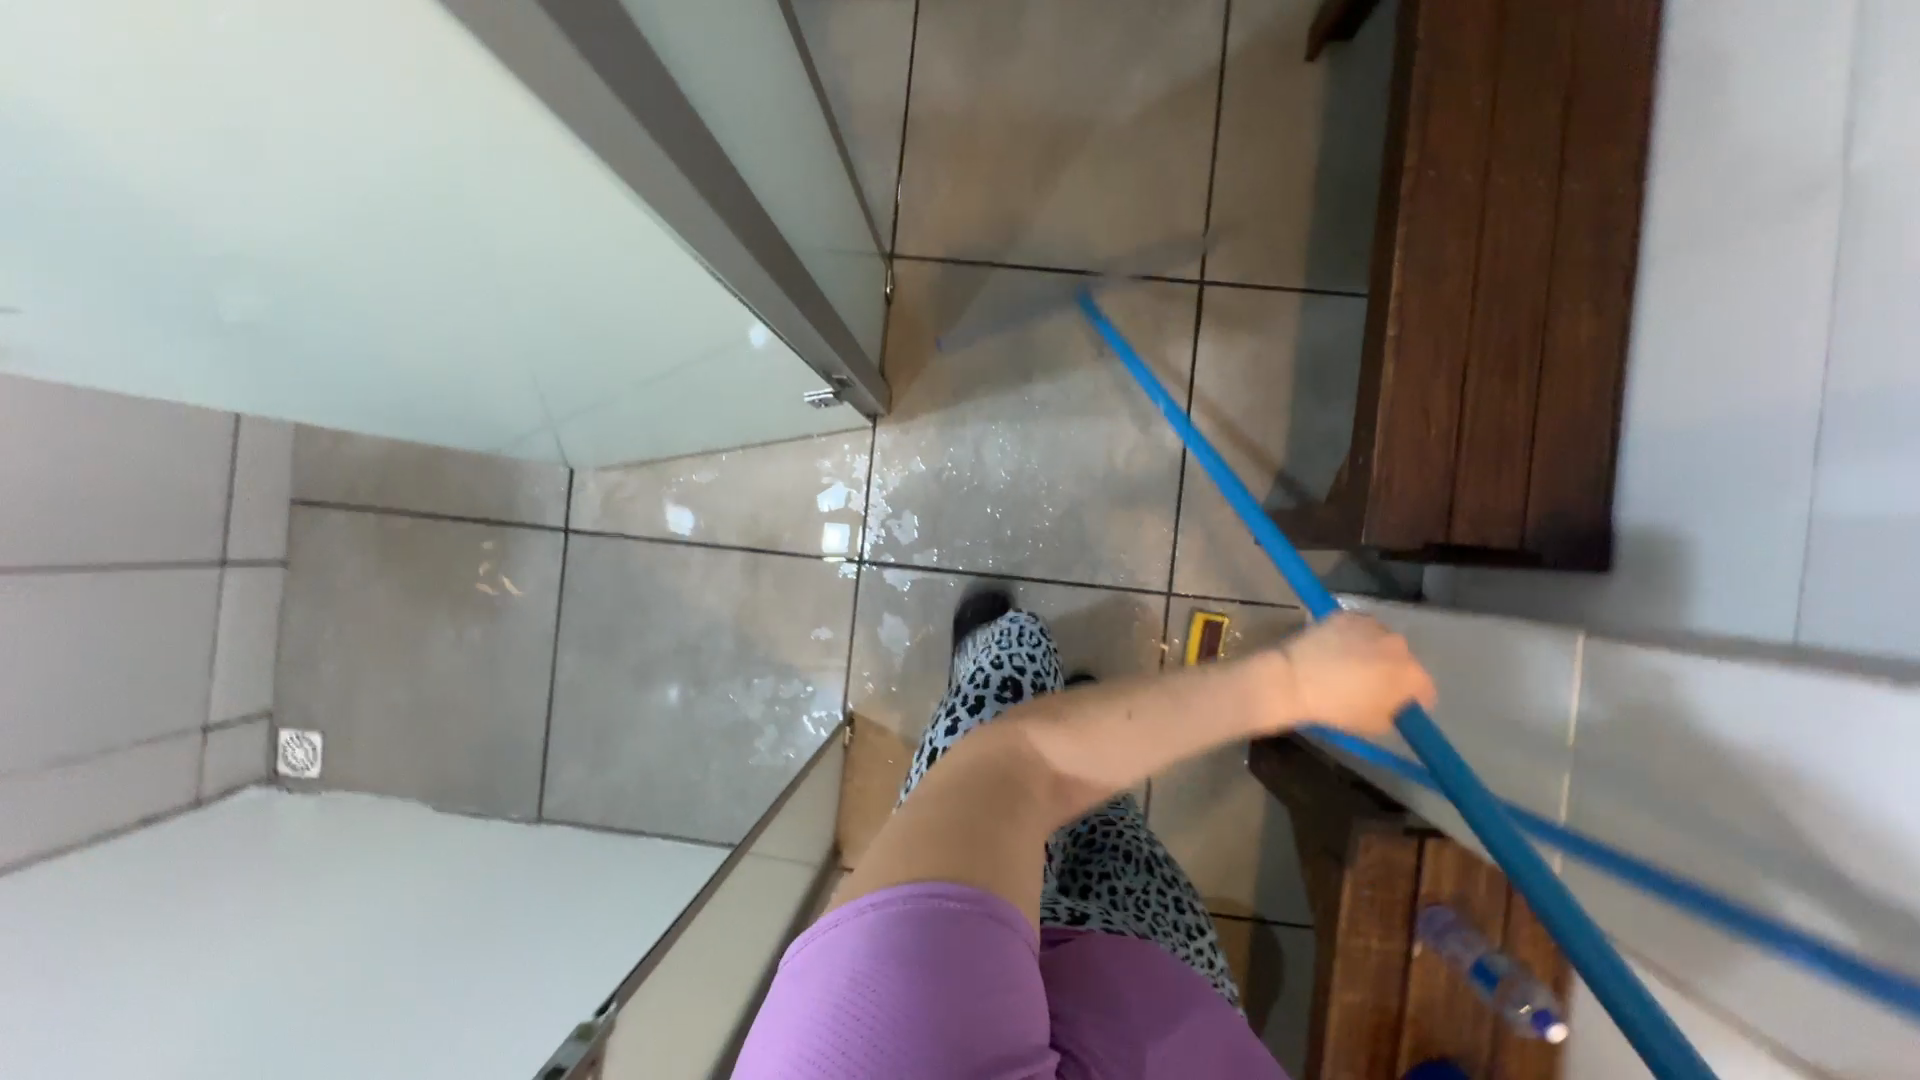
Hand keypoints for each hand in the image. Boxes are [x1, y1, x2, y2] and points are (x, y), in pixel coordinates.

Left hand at [1271, 614, 1435, 737]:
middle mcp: (1398, 643)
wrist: (1294, 678)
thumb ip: (1393, 714)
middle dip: (1392, 673)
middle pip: (1403, 661)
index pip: (1424, 689)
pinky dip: (1351, 637)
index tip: (1400, 707)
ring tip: (1349, 665)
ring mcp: (1371, 625)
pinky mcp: (1345, 614)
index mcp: (1411, 673)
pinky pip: (1357, 628)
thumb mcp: (1375, 725)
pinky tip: (1335, 649)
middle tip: (1371, 685)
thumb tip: (1391, 706)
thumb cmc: (1337, 707)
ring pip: (1380, 641)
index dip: (1413, 700)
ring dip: (1372, 651)